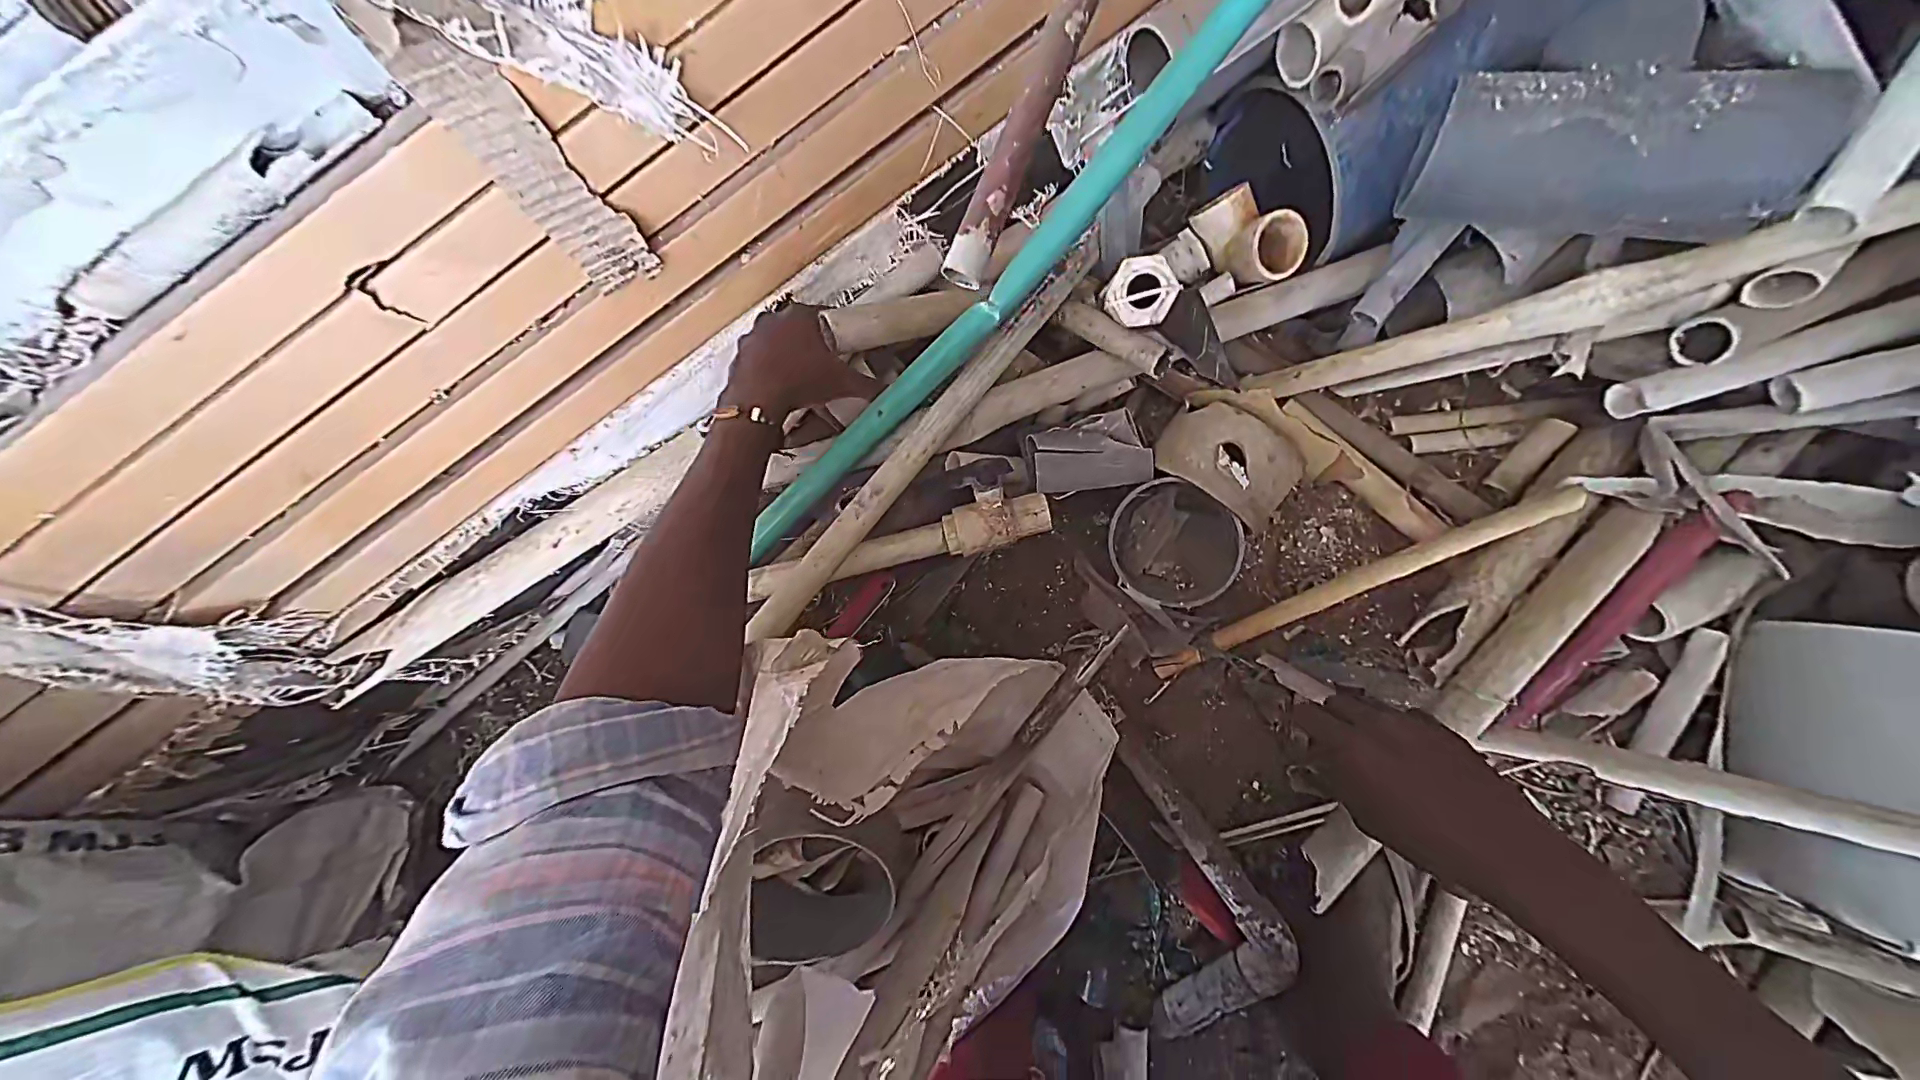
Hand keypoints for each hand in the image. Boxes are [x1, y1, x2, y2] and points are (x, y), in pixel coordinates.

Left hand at [720, 306, 881, 419]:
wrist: (759, 403)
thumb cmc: (800, 382)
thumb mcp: (842, 384)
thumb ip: (868, 386)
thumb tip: (888, 392)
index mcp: (801, 315)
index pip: (826, 316)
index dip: (836, 332)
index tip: (841, 346)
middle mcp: (774, 319)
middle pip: (799, 327)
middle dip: (810, 343)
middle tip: (822, 363)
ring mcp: (754, 336)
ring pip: (777, 341)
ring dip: (788, 354)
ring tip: (801, 376)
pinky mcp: (741, 356)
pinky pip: (760, 359)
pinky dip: (769, 369)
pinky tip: (780, 385)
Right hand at [1288, 694, 1576, 907]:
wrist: (1504, 847)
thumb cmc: (1434, 843)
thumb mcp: (1369, 818)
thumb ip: (1338, 783)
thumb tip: (1321, 768)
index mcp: (1352, 746)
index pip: (1308, 714)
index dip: (1297, 719)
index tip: (1295, 726)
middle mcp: (1380, 725)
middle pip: (1337, 700)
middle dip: (1326, 714)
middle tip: (1323, 734)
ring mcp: (1414, 723)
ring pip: (1371, 706)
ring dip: (1360, 719)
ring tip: (1364, 747)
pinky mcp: (1442, 728)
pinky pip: (1404, 717)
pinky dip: (1393, 727)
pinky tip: (1401, 754)